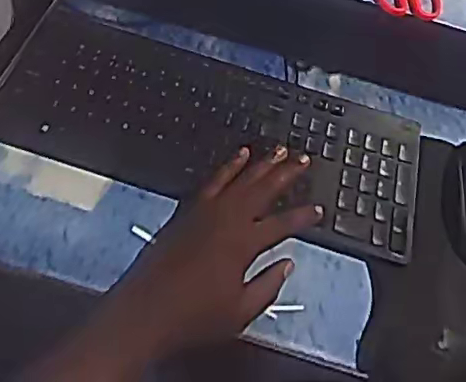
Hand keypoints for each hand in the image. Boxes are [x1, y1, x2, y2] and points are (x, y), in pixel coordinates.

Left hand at [27, 145, 322, 380]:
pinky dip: (230, 164)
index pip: (282, 224)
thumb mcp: (239, 312)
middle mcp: (228, 219)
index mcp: (244, 244)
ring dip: (263, 163)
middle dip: (287, 174)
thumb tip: (286, 264)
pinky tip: (241, 154)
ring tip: (280, 150)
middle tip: (303, 160)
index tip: (317, 209)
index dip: (303, 216)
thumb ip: (267, 286)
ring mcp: (208, 209)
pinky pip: (216, 177)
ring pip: (243, 177)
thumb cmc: (192, 316)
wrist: (148, 309)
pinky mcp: (191, 206)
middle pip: (265, 189)